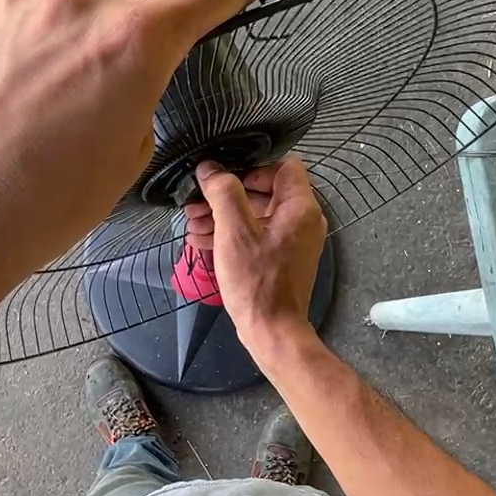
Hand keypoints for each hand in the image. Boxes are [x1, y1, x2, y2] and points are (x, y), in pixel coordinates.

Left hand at [0, 0, 301, 358]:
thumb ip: (146, 92)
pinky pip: (49, 8)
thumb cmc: (46, 205)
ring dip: (117, 12)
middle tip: (191, 7)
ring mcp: (28, 3)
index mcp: (133, 43)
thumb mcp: (128, 155)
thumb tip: (133, 71)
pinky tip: (51, 84)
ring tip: (101, 77)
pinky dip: (68, 32)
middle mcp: (81, 4)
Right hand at [186, 156, 328, 355]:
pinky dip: (232, 235)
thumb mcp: (234, 231)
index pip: (283, 166)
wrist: (272, 330)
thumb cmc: (257, 283)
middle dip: (226, 196)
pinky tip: (203, 241)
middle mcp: (302, 221)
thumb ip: (223, 193)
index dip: (252, 168)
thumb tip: (211, 169)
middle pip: (264, 192)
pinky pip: (256, 237)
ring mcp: (292, 242)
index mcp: (300, 207)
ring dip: (224, 216)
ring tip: (193, 223)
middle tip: (197, 203)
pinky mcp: (281, 260)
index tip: (224, 179)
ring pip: (256, 216)